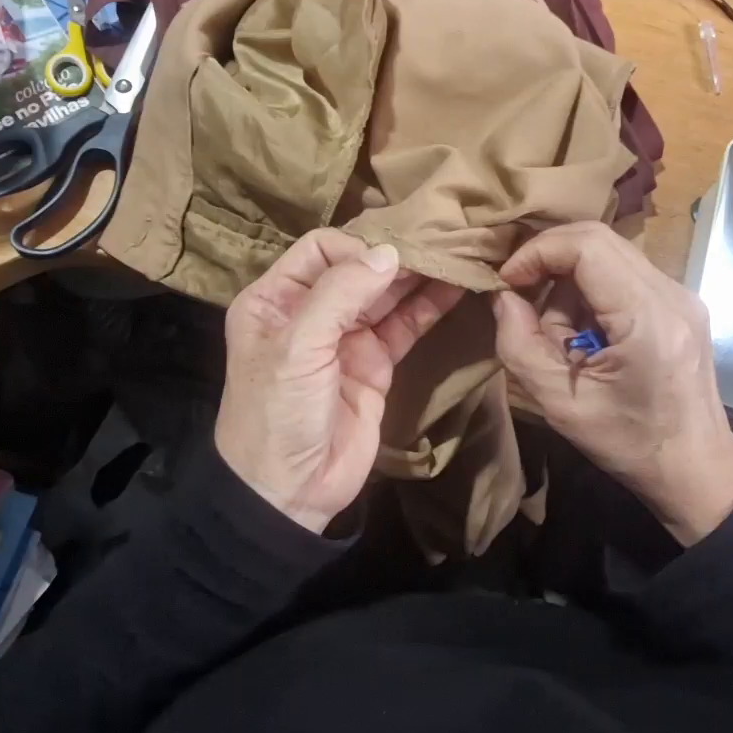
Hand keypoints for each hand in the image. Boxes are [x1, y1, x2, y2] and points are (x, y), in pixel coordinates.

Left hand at [218, 230, 464, 532]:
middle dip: (396, 254)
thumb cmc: (278, 412)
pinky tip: (456, 288)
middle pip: (358, 267)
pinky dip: (428, 308)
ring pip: (386, 295)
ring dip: (418, 277)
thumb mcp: (297, 348)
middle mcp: (310, 310)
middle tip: (441, 241)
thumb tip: (389, 252)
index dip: (356, 245)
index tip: (393, 252)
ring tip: (457, 256)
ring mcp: (345, 338)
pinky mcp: (375, 364)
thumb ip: (340, 294)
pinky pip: (404, 327)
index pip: (320, 249)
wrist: (288, 491)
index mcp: (275, 298)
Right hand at [491, 222, 732, 544]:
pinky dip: (591, 292)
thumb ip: (520, 344)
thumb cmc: (629, 444)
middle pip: (598, 239)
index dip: (538, 251)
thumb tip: (502, 296)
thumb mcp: (559, 404)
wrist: (697, 472)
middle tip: (519, 293)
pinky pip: (623, 274)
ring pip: (609, 254)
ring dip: (569, 281)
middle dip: (548, 259)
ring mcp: (681, 296)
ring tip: (558, 334)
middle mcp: (672, 293)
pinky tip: (585, 334)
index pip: (587, 245)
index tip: (508, 282)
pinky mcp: (679, 304)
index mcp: (648, 317)